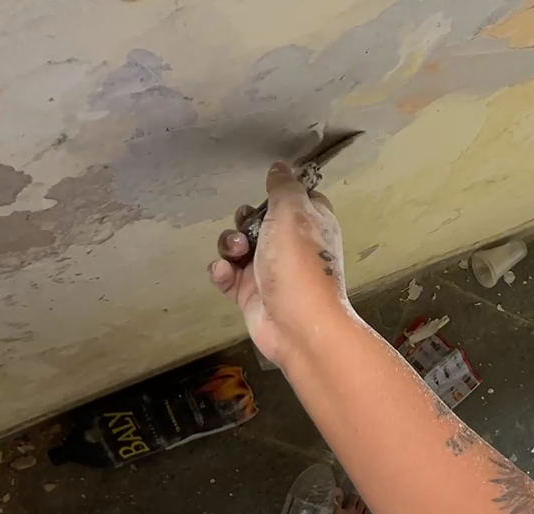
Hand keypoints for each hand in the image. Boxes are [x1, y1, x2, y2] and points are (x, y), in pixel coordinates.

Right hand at [208, 161, 356, 366]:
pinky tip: (225, 274)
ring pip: (237, 246)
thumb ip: (284, 186)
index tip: (268, 194)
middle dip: (244, 221)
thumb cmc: (299, 265)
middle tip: (246, 231)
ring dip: (229, 244)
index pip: (295, 200)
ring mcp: (269, 272)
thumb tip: (281, 167)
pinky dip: (222, 272)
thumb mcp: (293, 212)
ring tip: (236, 255)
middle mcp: (291, 247)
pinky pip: (227, 274)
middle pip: (258, 221)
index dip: (279, 195)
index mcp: (311, 225)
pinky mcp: (250, 294)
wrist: (297, 326)